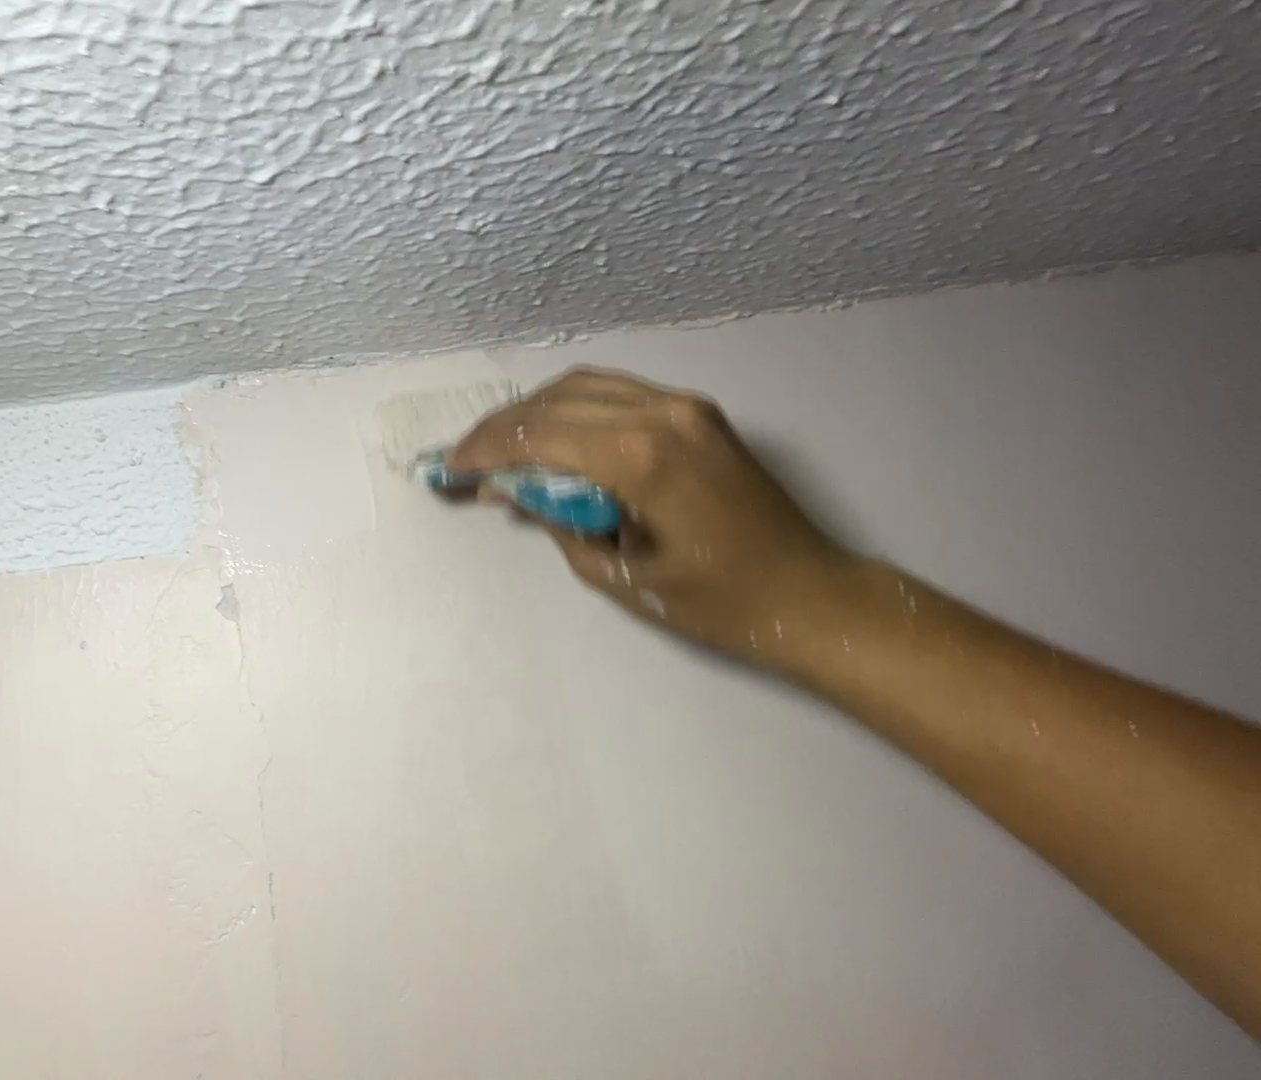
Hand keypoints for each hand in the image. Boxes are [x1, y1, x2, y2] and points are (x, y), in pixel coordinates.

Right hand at [450, 367, 861, 665]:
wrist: (808, 593)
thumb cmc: (713, 601)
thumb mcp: (615, 572)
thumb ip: (555, 519)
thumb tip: (507, 490)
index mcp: (640, 456)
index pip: (537, 433)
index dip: (485, 448)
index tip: (452, 469)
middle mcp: (661, 413)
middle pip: (554, 401)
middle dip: (501, 429)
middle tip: (469, 461)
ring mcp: (684, 406)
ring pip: (583, 386)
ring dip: (534, 413)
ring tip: (504, 449)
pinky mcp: (696, 413)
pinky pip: (615, 394)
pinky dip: (572, 410)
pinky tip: (554, 439)